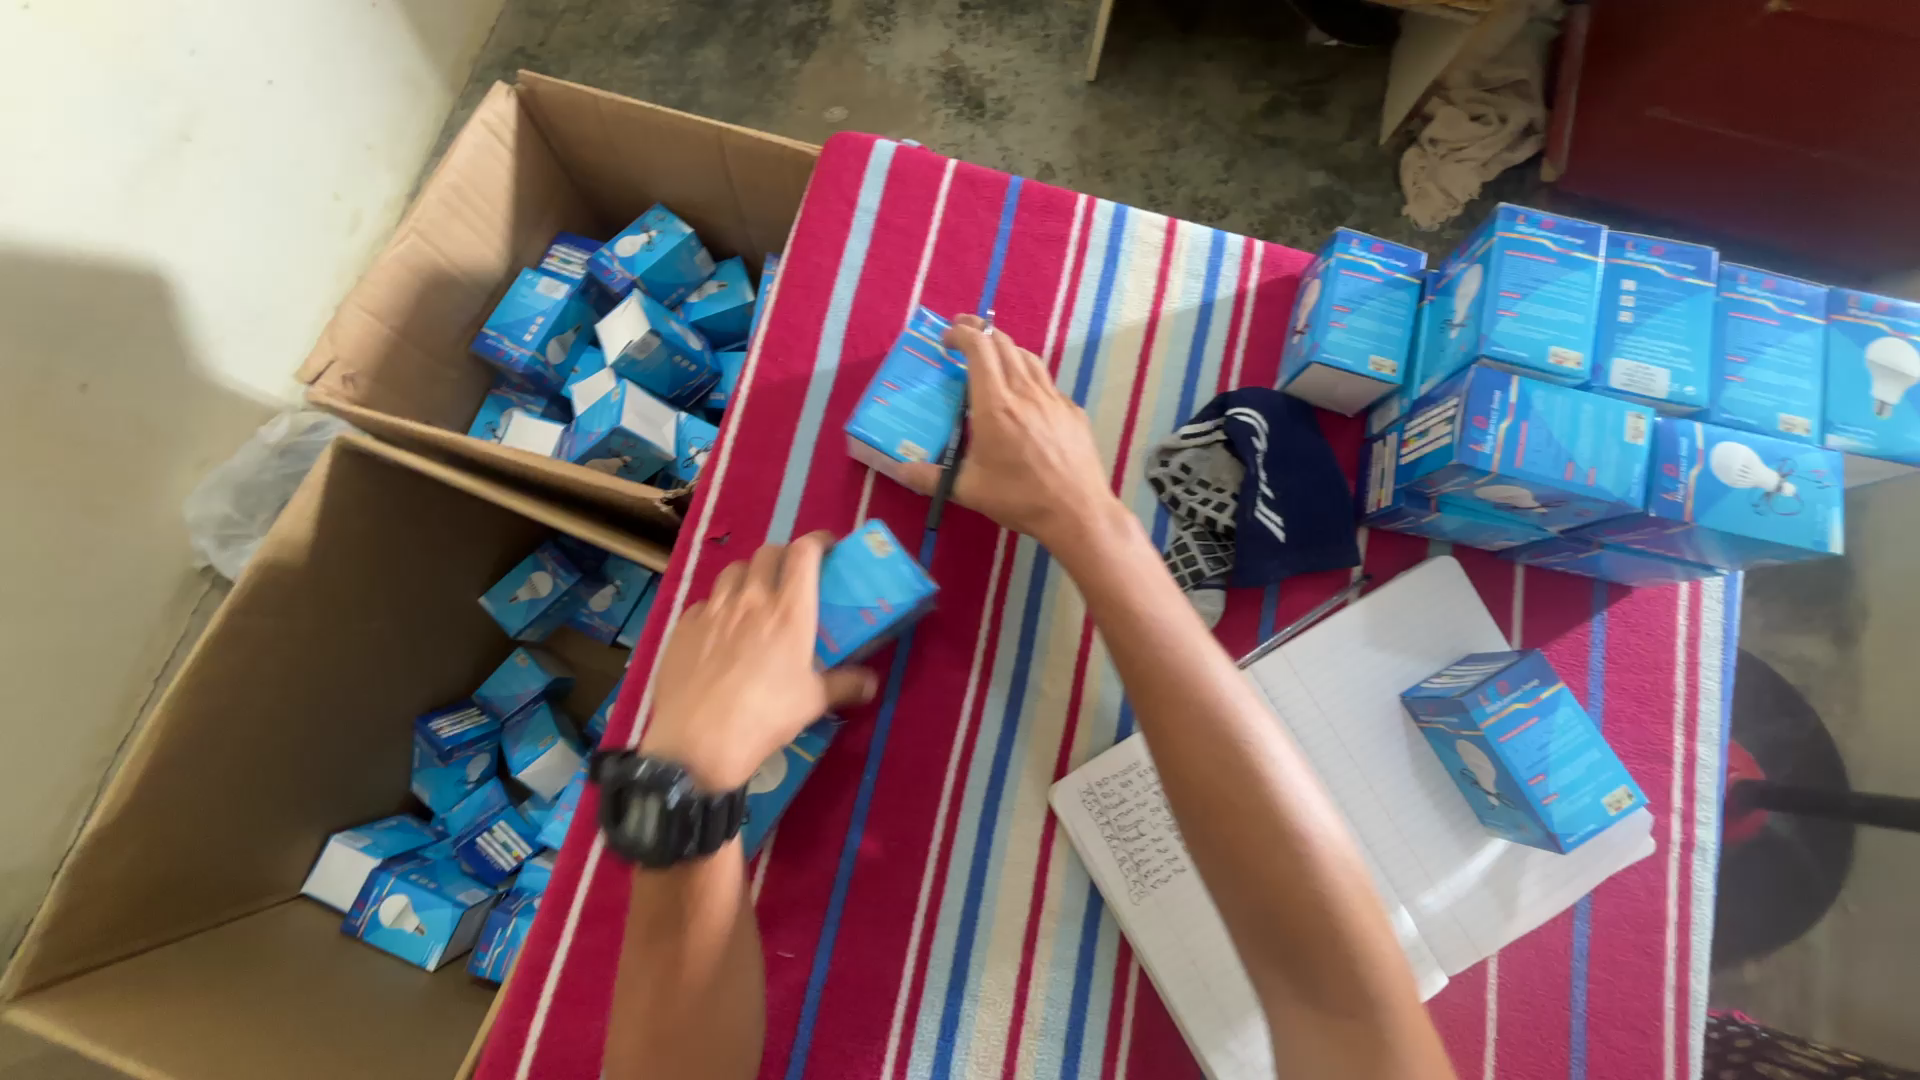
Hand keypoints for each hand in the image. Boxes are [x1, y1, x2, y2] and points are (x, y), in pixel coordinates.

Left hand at [641, 532, 878, 789]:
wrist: (696, 743)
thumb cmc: (764, 718)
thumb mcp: (813, 703)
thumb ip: (844, 685)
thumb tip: (871, 683)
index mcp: (789, 610)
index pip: (804, 553)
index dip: (818, 541)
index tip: (828, 547)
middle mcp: (751, 599)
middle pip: (768, 553)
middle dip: (784, 556)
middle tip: (792, 575)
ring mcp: (713, 610)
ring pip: (732, 570)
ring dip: (749, 574)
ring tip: (755, 595)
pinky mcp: (684, 626)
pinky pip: (705, 601)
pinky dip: (718, 604)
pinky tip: (721, 628)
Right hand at [899, 315, 1119, 552]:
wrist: (1077, 511)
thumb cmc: (1020, 498)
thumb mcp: (969, 490)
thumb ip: (930, 478)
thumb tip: (899, 470)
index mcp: (995, 405)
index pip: (979, 348)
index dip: (961, 334)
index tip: (946, 338)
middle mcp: (1025, 392)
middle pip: (1003, 343)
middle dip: (980, 331)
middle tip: (963, 333)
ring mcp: (1053, 399)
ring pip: (1028, 357)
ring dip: (1006, 347)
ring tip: (992, 354)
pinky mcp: (1071, 411)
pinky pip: (1046, 382)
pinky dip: (1029, 375)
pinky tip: (1024, 393)